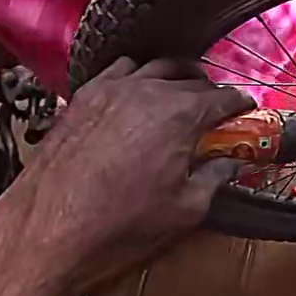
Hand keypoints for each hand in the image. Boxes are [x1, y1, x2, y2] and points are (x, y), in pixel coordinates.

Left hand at [1, 58, 253, 288]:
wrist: (50, 230)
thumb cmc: (118, 222)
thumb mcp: (187, 208)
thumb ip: (215, 179)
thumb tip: (229, 166)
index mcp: (180, 115)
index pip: (223, 96)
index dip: (240, 103)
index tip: (245, 110)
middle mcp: (147, 92)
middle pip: (192, 79)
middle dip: (211, 92)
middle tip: (218, 112)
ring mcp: (112, 90)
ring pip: (157, 65)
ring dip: (177, 76)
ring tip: (184, 92)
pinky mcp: (83, 97)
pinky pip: (119, 69)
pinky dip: (138, 74)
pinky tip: (140, 90)